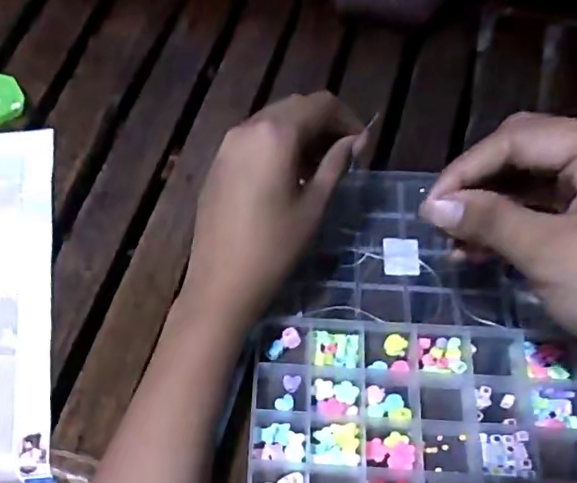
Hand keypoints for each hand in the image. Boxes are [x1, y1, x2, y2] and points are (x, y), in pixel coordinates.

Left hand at [182, 93, 367, 321]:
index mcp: (276, 133)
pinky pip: (252, 145)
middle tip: (340, 157)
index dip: (346, 119)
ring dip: (297, 138)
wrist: (221, 284)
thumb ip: (335, 166)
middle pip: (293, 109)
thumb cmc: (274, 250)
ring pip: (270, 125)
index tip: (361, 145)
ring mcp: (227, 147)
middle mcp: (248, 128)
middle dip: (321, 126)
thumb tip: (355, 141)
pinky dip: (274, 150)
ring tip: (314, 171)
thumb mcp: (313, 208)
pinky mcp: (216, 168)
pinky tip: (284, 181)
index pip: (320, 105)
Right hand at [420, 114, 576, 386]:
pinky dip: (516, 228)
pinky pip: (551, 211)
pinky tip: (483, 251)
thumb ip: (491, 221)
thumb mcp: (548, 253)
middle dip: (480, 188)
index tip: (428, 207)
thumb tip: (434, 206)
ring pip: (537, 186)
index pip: (522, 137)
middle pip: (530, 155)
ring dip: (493, 212)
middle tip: (438, 222)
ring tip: (454, 244)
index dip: (468, 169)